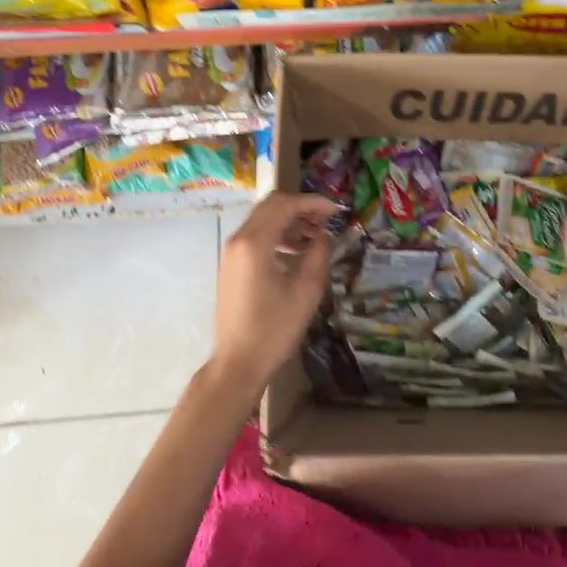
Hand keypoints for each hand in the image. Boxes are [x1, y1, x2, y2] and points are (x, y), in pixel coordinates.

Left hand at [208, 193, 339, 396]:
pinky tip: (296, 250)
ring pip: (262, 219)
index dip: (313, 202)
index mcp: (254, 243)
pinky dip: (277, 233)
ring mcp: (231, 252)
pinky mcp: (231, 265)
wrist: (237, 364)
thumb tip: (324, 236)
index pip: (285, 205)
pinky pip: (255, 235)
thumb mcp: (306, 292)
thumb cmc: (274, 330)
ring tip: (316, 235)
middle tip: (327, 220)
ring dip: (289, 220)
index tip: (336, 210)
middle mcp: (238, 240)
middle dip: (301, 207)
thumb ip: (319, 255)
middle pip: (271, 205)